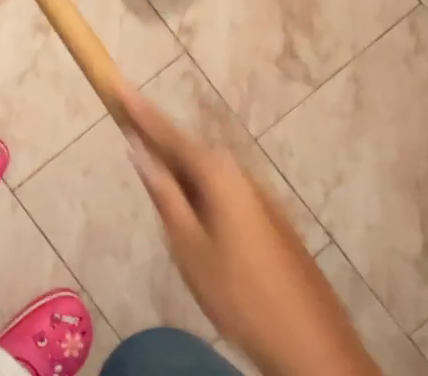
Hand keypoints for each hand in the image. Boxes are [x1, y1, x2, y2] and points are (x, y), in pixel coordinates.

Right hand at [122, 87, 379, 375]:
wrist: (311, 346)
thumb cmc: (238, 294)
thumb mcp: (187, 246)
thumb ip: (163, 193)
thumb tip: (139, 150)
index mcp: (218, 175)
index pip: (167, 132)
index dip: (138, 107)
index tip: (115, 80)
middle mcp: (241, 175)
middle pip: (189, 149)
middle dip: (158, 141)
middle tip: (127, 129)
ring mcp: (260, 197)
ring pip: (207, 174)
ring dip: (179, 171)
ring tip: (153, 178)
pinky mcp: (270, 220)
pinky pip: (222, 192)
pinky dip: (199, 192)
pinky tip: (192, 216)